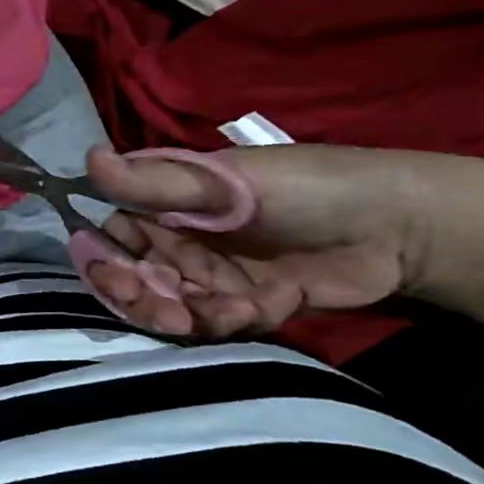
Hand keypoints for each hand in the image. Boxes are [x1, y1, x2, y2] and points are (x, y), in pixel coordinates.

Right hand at [82, 143, 441, 337]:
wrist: (394, 225)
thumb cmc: (304, 187)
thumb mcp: (226, 181)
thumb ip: (155, 182)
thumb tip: (88, 159)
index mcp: (171, 207)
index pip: (117, 237)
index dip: (104, 258)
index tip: (107, 271)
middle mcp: (183, 244)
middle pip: (137, 281)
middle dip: (141, 300)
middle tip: (166, 313)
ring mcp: (213, 278)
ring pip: (171, 309)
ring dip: (187, 317)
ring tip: (228, 311)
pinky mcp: (245, 307)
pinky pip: (217, 324)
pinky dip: (232, 321)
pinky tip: (262, 307)